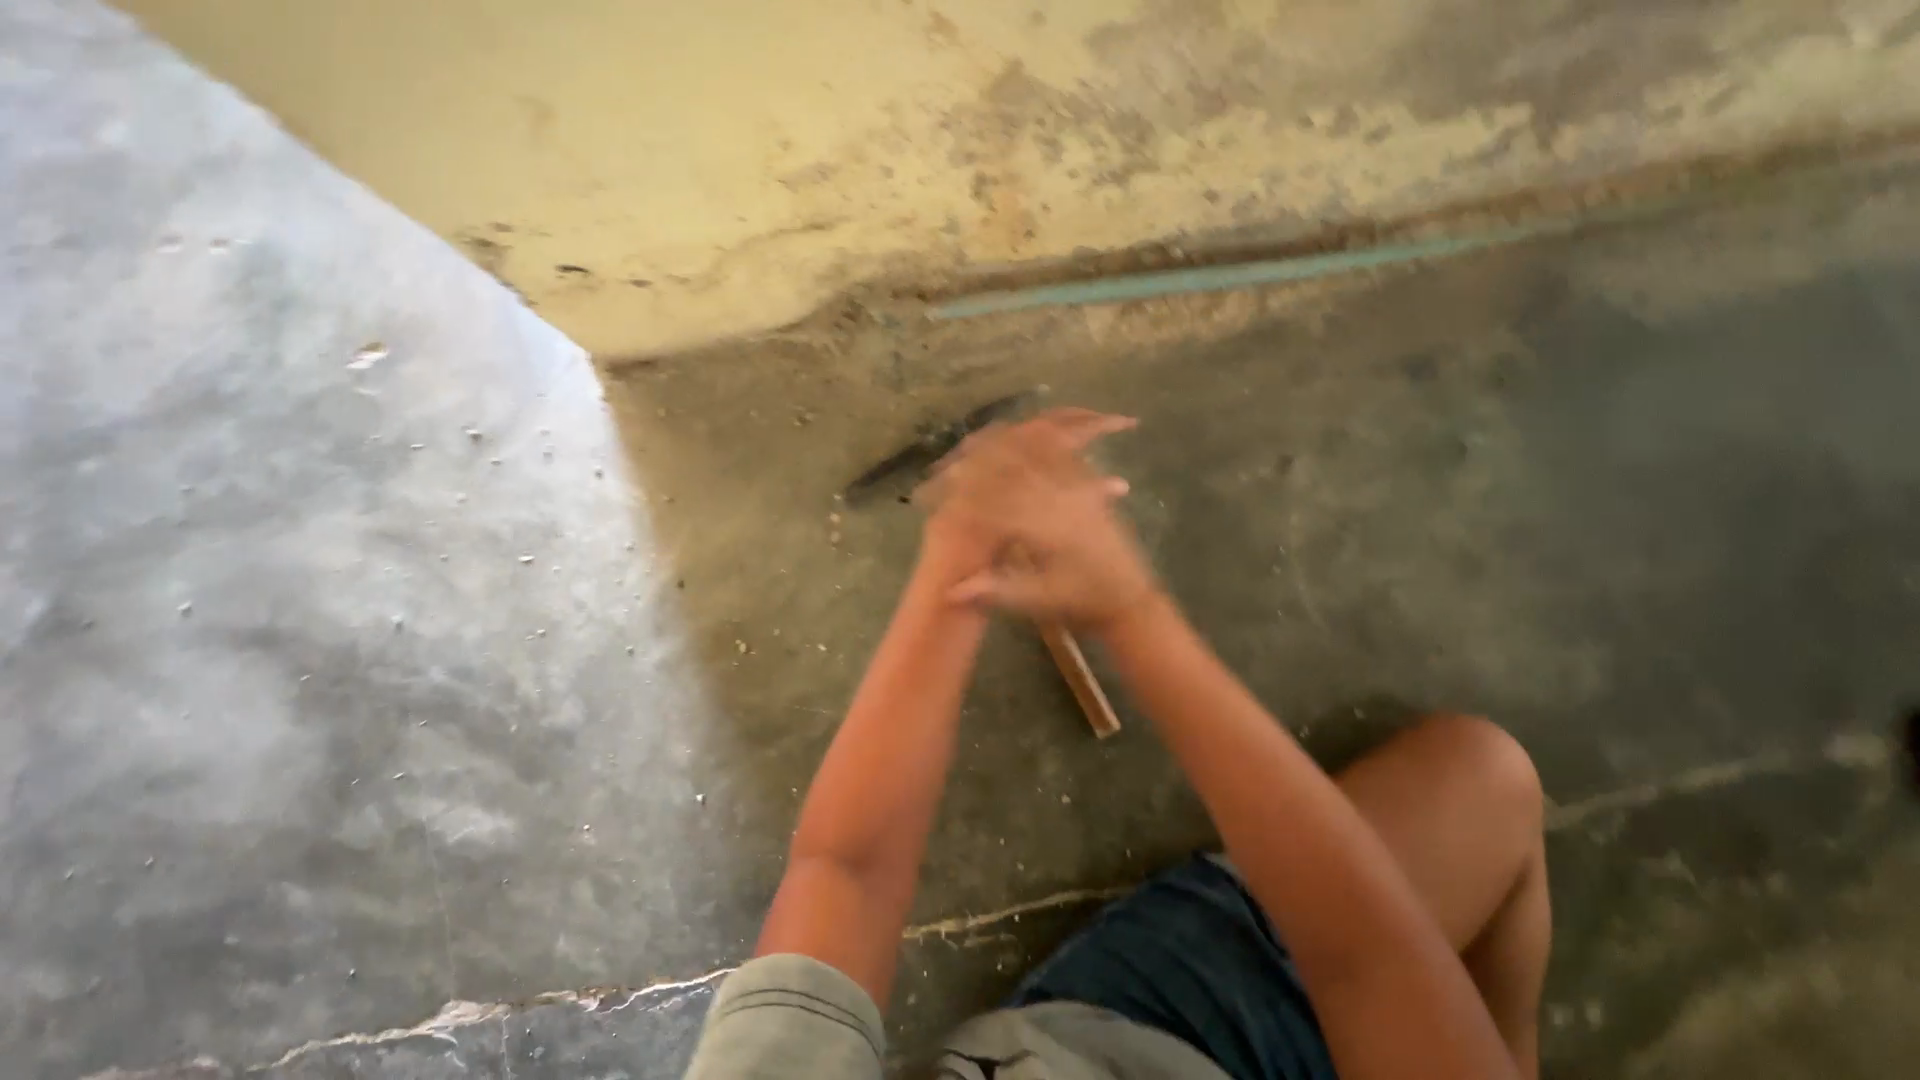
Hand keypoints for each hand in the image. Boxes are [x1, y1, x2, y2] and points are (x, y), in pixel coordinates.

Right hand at [919, 408, 1158, 630]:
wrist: (1130, 598)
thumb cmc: (1082, 602)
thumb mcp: (1039, 601)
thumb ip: (996, 590)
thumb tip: (949, 590)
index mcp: (1046, 524)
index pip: (989, 502)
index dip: (953, 499)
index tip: (925, 500)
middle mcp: (1060, 496)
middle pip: (1007, 464)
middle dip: (969, 463)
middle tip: (936, 469)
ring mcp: (1075, 485)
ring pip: (1032, 448)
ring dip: (997, 443)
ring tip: (965, 446)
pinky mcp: (1084, 483)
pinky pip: (1058, 448)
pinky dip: (1033, 436)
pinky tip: (1012, 437)